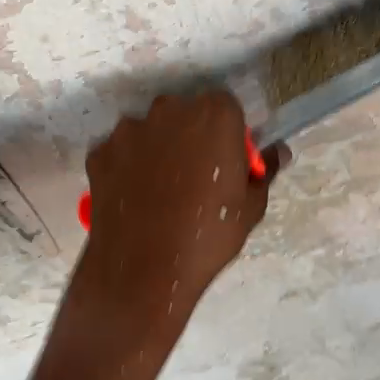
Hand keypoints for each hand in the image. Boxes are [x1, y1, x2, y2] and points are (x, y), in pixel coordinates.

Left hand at [77, 91, 281, 331]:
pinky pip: (120, 153)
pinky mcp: (100, 152)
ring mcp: (129, 129)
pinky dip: (126, 168)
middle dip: (190, 134)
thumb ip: (265, 170)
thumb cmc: (209, 235)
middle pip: (184, 112)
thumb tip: (279, 151)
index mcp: (214, 114)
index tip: (226, 160)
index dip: (226, 132)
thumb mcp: (251, 207)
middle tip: (195, 175)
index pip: (225, 107)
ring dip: (156, 149)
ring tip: (160, 191)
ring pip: (149, 131)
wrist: (144, 272)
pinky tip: (133, 198)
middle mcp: (169, 110)